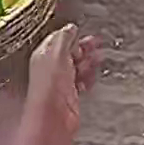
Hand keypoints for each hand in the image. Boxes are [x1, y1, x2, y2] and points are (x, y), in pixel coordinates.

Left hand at [24, 24, 101, 142]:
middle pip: (69, 54)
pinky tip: (93, 75)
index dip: (71, 35)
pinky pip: (81, 82)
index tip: (83, 31)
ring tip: (99, 56)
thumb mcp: (57, 52)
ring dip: (88, 61)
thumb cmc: (50, 87)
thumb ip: (63, 38)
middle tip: (96, 42)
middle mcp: (50, 69)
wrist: (54, 116)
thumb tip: (69, 28)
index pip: (58, 40)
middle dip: (83, 47)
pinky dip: (88, 77)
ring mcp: (60, 83)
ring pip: (76, 67)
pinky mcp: (70, 96)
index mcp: (43, 55)